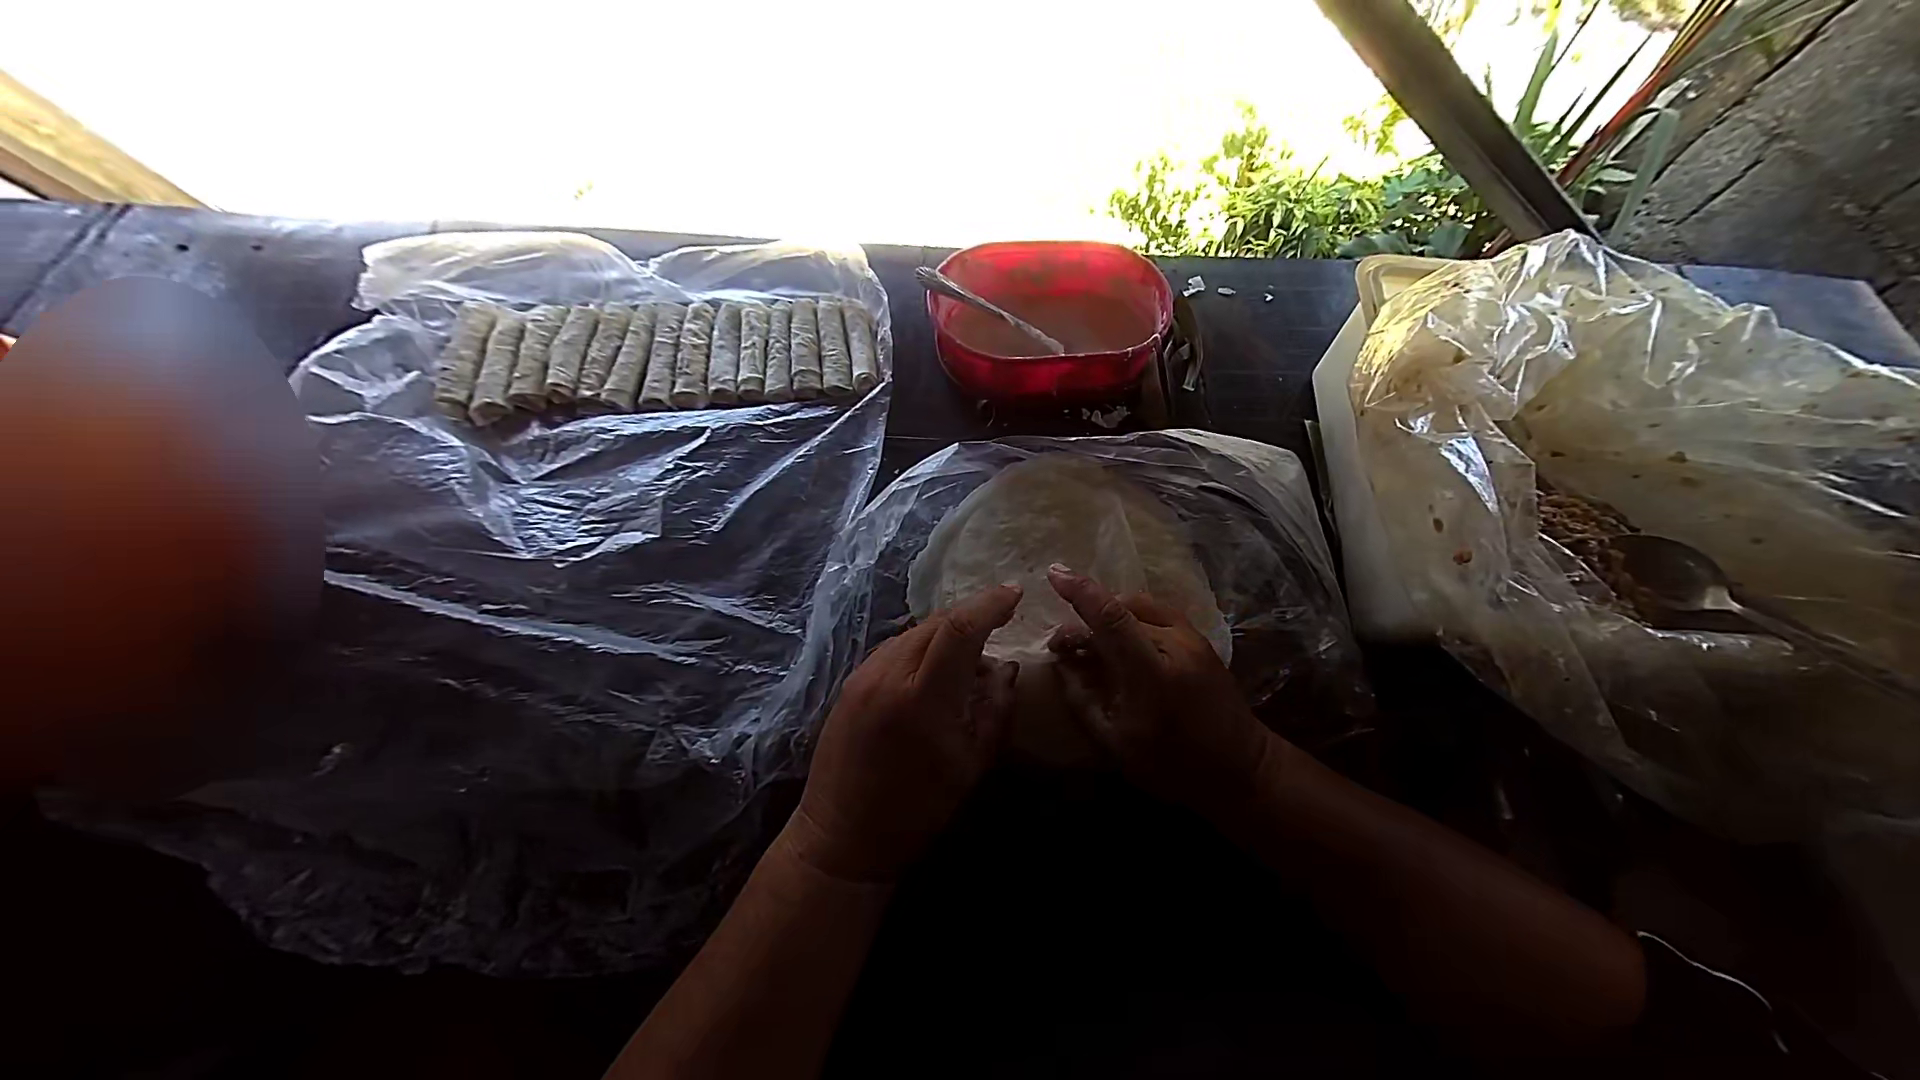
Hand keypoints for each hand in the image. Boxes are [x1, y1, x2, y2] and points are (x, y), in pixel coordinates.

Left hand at [784, 585, 1022, 881]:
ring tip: (969, 652)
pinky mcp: (851, 681)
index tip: (1015, 592)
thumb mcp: (971, 765)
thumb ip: (995, 708)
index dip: (990, 604)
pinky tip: (934, 668)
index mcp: (923, 698)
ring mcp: (864, 675)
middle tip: (1000, 623)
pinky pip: (895, 648)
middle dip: (972, 616)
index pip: (960, 629)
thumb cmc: (916, 810)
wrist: (841, 834)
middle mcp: (888, 674)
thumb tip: (1005, 666)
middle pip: (937, 623)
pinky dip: (921, 647)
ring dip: (946, 631)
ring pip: (914, 632)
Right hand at [1046, 564, 1274, 812]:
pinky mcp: (1200, 639)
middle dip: (1086, 617)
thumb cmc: (1174, 766)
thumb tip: (1060, 663)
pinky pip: (1157, 613)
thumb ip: (1082, 698)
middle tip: (1065, 646)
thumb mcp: (1116, 742)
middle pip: (1121, 608)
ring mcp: (1193, 638)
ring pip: (1140, 605)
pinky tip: (1121, 639)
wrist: (1242, 769)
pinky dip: (1132, 616)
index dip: (1081, 592)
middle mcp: (1176, 645)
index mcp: (1152, 674)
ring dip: (1109, 614)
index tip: (1053, 574)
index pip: (1112, 618)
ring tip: (1091, 640)